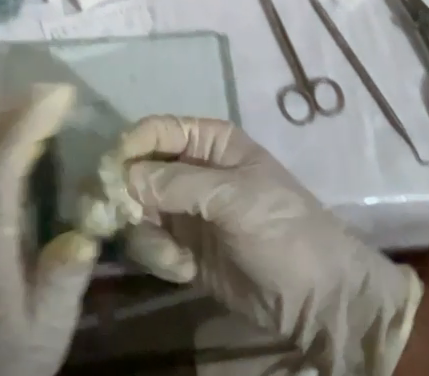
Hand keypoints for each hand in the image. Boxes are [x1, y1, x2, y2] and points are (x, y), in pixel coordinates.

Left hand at [0, 85, 98, 375]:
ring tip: (50, 108)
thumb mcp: (46, 327)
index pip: (1, 161)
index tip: (63, 93)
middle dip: (15, 106)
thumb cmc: (5, 360)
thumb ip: (66, 274)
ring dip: (8, 119)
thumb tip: (87, 221)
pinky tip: (34, 148)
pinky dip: (4, 141)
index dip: (30, 120)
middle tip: (59, 92)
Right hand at [116, 116, 421, 375]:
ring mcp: (185, 211)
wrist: (315, 296)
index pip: (156, 131)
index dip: (130, 149)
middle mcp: (192, 170)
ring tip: (175, 259)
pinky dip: (159, 258)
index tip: (113, 177)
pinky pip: (149, 244)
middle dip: (129, 199)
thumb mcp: (234, 198)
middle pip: (137, 172)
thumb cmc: (282, 229)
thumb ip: (177, 184)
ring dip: (147, 237)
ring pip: (137, 212)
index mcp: (210, 142)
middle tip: (129, 223)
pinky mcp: (182, 249)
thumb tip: (124, 177)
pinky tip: (185, 271)